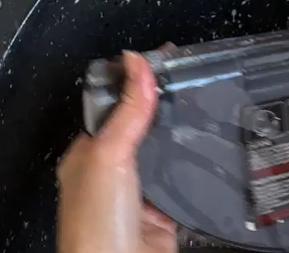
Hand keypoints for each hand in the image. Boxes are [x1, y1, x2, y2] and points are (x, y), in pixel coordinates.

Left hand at [57, 51, 178, 252]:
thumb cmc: (95, 230)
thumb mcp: (109, 155)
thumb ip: (127, 110)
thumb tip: (136, 61)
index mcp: (86, 154)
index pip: (113, 105)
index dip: (135, 82)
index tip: (160, 59)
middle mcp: (108, 175)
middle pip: (138, 129)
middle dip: (159, 109)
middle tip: (186, 80)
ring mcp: (135, 196)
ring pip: (161, 155)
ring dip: (177, 140)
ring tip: (198, 109)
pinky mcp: (161, 217)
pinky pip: (179, 184)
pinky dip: (191, 172)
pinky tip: (202, 156)